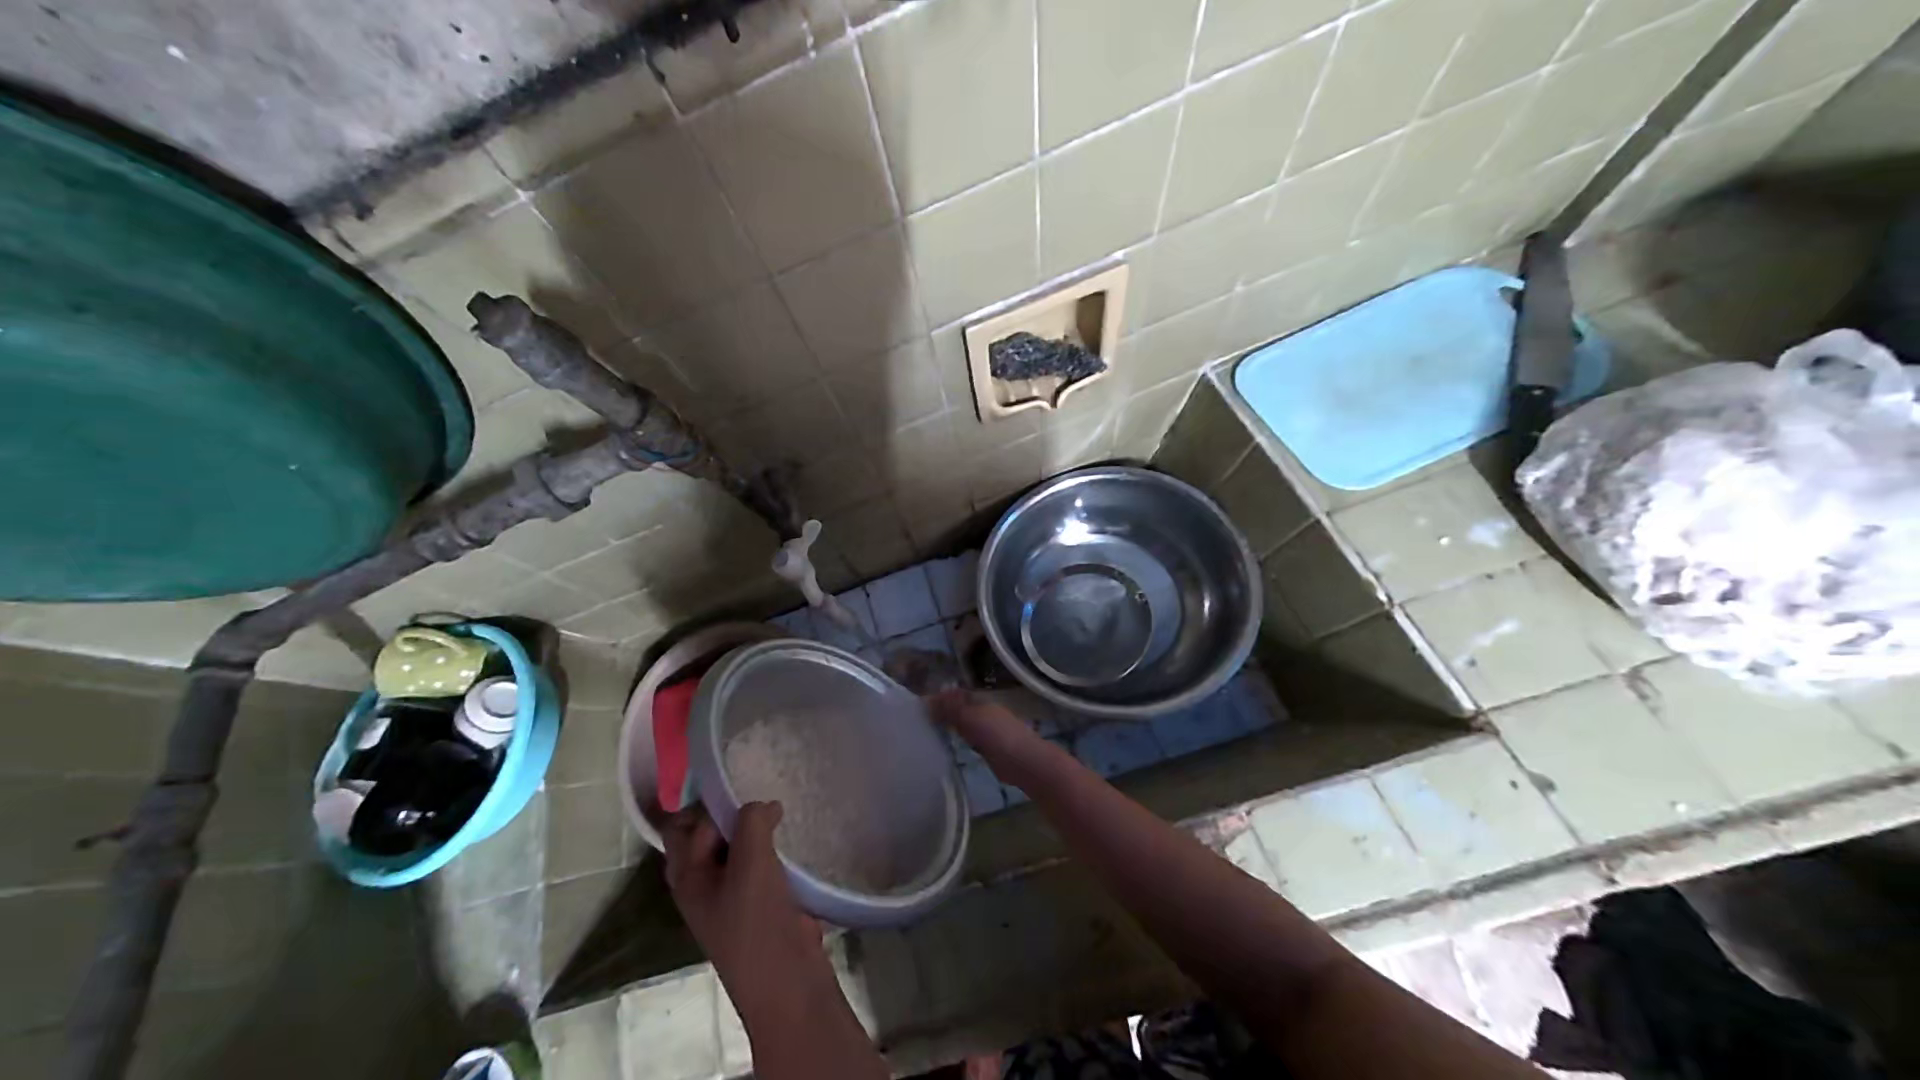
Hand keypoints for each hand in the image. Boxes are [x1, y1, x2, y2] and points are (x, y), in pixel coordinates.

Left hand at [661, 802, 831, 1012]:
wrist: (785, 980)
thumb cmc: (756, 920)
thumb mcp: (751, 862)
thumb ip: (752, 821)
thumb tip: (764, 806)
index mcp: (687, 875)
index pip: (685, 824)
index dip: (706, 800)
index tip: (736, 776)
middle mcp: (702, 882)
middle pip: (706, 834)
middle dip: (727, 811)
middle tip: (756, 786)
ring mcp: (729, 893)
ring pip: (733, 848)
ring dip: (750, 828)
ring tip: (775, 805)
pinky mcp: (757, 901)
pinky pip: (756, 862)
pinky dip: (767, 846)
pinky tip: (787, 834)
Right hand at [928, 689, 1031, 754]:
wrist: (1021, 760)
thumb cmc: (996, 734)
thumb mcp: (970, 717)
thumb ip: (950, 709)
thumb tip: (927, 700)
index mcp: (980, 701)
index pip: (955, 695)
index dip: (939, 698)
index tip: (919, 706)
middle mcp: (983, 712)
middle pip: (958, 709)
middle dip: (942, 712)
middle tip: (918, 720)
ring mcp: (986, 730)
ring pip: (962, 725)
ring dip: (949, 726)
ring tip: (926, 732)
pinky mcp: (987, 748)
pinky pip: (967, 740)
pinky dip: (957, 740)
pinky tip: (945, 746)